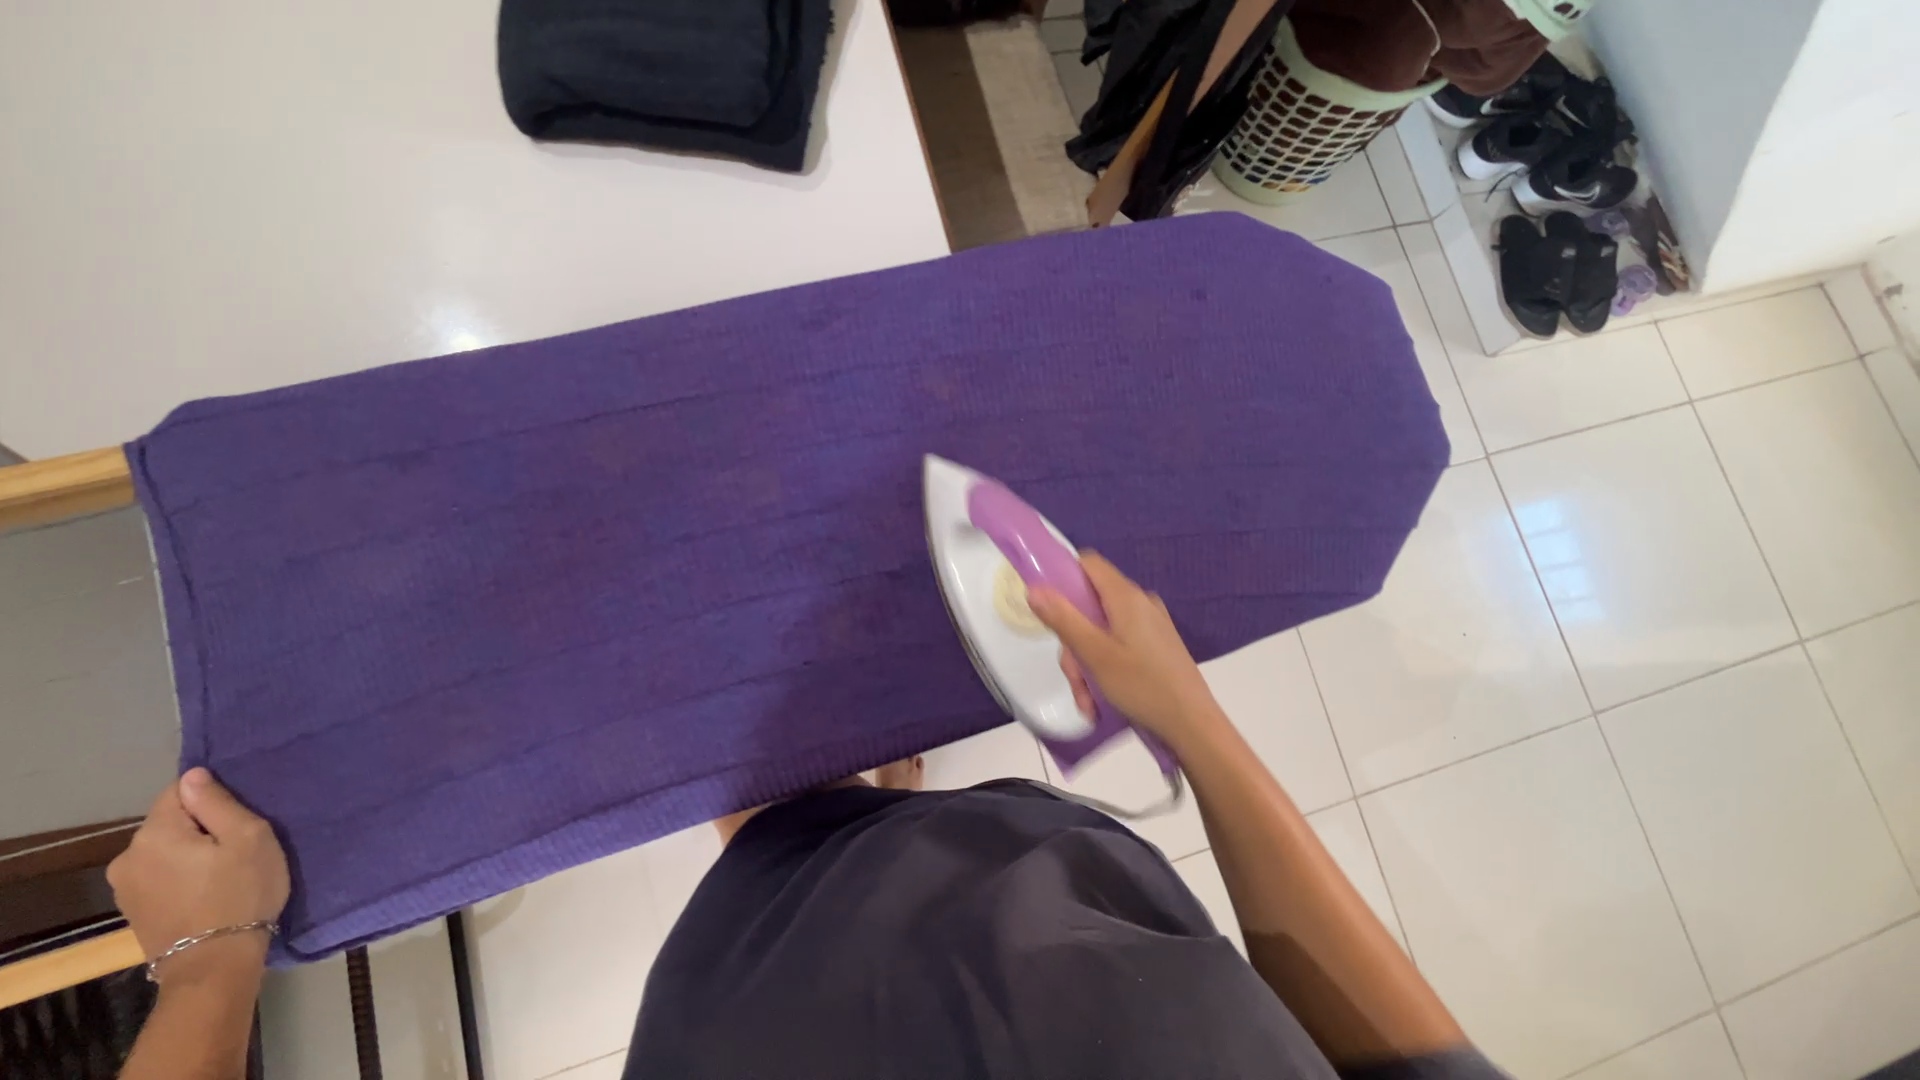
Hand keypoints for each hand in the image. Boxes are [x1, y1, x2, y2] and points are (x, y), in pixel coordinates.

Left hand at [108, 767, 289, 984]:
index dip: (212, 796)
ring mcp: (124, 886)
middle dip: (201, 825)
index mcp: (155, 834)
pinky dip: (182, 873)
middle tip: (240, 843)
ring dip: (191, 851)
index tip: (239, 815)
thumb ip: (217, 803)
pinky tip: (207, 888)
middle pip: (170, 822)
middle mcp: (127, 856)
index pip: (178, 791)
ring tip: (225, 868)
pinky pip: (160, 873)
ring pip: (164, 849)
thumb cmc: (240, 891)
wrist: (213, 961)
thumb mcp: (248, 837)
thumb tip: (194, 776)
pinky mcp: (133, 908)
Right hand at [1028, 552, 1222, 744]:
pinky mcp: (1156, 648)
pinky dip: (1104, 672)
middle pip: (1089, 607)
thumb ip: (1063, 619)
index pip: (1088, 564)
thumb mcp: (1095, 654)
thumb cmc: (1143, 686)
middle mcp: (1140, 604)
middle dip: (1073, 644)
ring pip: (1100, 634)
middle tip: (1074, 677)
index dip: (1063, 578)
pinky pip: (1118, 649)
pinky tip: (1101, 703)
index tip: (1047, 608)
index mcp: (1126, 597)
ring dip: (1086, 667)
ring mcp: (1150, 627)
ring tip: (1088, 703)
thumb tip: (1034, 588)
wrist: (1193, 726)